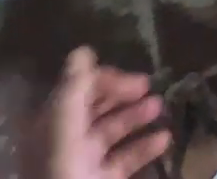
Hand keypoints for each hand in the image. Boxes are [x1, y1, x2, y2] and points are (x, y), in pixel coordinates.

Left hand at [50, 48, 171, 178]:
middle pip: (96, 107)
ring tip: (161, 107)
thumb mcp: (64, 128)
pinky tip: (165, 138)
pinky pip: (125, 159)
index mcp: (51, 125)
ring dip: (137, 116)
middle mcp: (65, 142)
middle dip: (123, 93)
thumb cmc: (63, 172)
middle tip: (150, 85)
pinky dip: (144, 147)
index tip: (132, 79)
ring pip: (113, 131)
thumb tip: (83, 50)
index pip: (78, 89)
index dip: (105, 79)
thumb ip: (74, 89)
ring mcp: (84, 165)